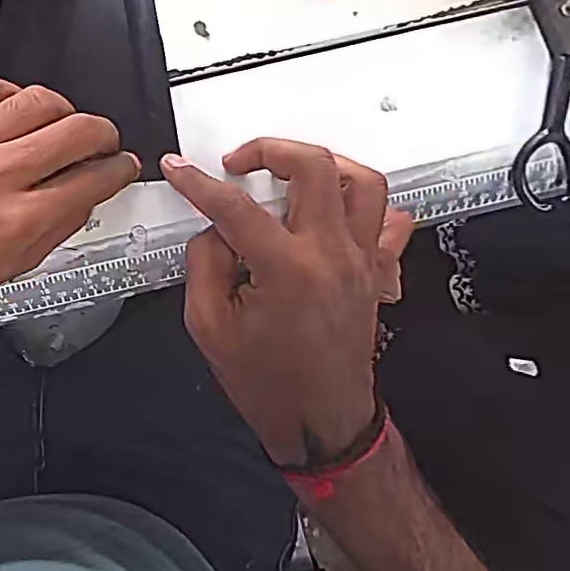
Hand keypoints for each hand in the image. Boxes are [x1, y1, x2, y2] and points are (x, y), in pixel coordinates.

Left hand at [0, 75, 139, 352]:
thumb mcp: (14, 265)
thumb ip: (60, 225)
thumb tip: (90, 192)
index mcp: (17, 220)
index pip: (91, 179)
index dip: (118, 169)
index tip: (120, 165)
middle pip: (75, 132)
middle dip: (104, 134)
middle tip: (103, 141)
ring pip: (38, 100)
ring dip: (66, 110)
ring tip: (65, 123)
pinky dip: (14, 94)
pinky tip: (18, 109)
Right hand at [159, 140, 413, 467]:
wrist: (321, 421)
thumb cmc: (271, 384)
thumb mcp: (208, 324)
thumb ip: (204, 263)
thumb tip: (213, 229)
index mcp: (286, 270)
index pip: (234, 206)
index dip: (198, 182)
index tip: (181, 171)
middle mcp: (330, 257)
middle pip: (313, 166)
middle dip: (268, 148)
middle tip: (239, 161)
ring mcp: (359, 262)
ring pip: (361, 181)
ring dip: (321, 162)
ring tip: (287, 168)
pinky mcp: (372, 273)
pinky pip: (388, 221)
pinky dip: (363, 202)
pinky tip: (334, 205)